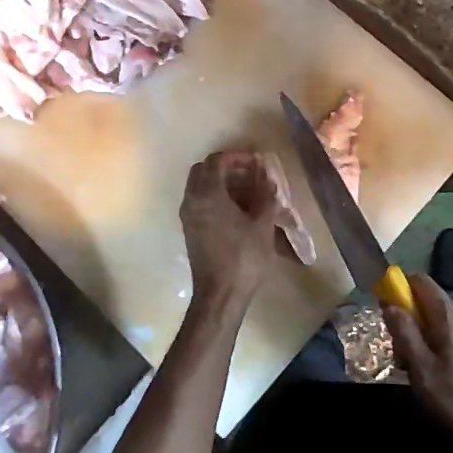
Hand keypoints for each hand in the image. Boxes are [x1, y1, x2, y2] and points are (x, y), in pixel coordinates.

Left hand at [179, 150, 281, 308]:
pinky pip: (199, 202)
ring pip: (199, 186)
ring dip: (221, 183)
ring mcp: (188, 216)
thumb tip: (265, 173)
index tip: (257, 163)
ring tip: (249, 193)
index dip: (237, 157)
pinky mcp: (190, 230)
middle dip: (226, 167)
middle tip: (250, 174)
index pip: (217, 161)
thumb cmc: (244, 257)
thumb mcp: (262, 223)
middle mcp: (192, 200)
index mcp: (208, 194)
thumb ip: (264, 193)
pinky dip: (216, 197)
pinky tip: (238, 210)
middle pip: (203, 170)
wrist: (220, 295)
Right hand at [383, 275, 452, 452]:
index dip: (400, 290)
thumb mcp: (424, 372)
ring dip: (431, 340)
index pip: (421, 281)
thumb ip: (405, 334)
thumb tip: (391, 304)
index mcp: (452, 317)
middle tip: (404, 359)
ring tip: (427, 377)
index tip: (388, 313)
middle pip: (434, 305)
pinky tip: (452, 382)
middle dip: (414, 323)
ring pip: (448, 325)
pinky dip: (449, 350)